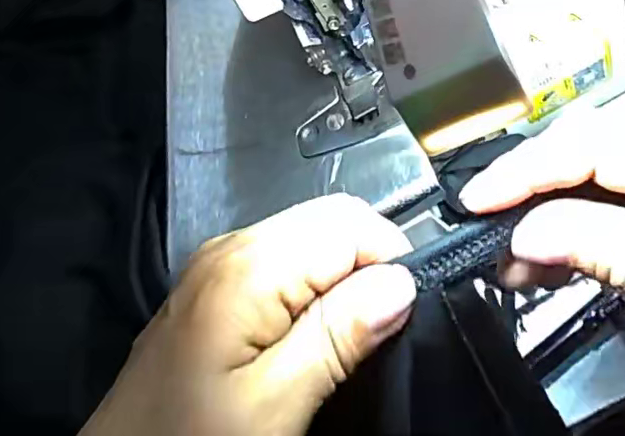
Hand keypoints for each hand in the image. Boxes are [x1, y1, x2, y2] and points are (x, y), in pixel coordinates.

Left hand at [81, 194, 415, 435]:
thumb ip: (336, 335)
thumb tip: (401, 282)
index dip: (390, 258)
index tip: (409, 313)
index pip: (347, 222)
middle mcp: (233, 243)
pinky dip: (315, 279)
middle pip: (327, 217)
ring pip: (308, 233)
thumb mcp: (272, 407)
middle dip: (370, 258)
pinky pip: (283, 256)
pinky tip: (318, 327)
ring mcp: (220, 260)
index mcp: (249, 262)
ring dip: (345, 271)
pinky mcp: (215, 282)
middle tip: (386, 328)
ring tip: (356, 334)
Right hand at [456, 105, 624, 434]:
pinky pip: (618, 199)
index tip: (469, 202)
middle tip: (484, 231)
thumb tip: (518, 234)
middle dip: (530, 194)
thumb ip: (601, 247)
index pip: (584, 148)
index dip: (520, 174)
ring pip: (594, 177)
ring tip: (511, 254)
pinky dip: (582, 226)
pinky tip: (554, 252)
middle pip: (583, 155)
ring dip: (551, 214)